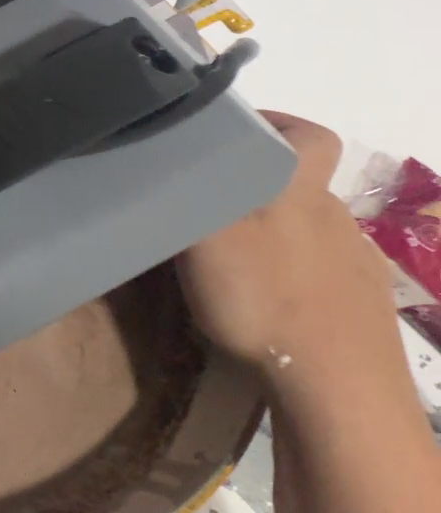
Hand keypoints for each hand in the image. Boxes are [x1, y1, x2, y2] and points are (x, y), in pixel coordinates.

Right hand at [179, 113, 440, 512]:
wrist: (336, 388)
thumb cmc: (263, 297)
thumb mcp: (204, 236)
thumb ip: (184, 192)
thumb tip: (154, 152)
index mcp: (299, 193)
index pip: (310, 136)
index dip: (277, 123)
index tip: (228, 131)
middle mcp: (335, 219)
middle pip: (297, 182)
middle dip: (252, 183)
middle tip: (197, 196)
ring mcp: (354, 264)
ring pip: (305, 227)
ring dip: (266, 229)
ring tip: (218, 250)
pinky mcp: (359, 304)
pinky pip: (316, 268)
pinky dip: (286, 269)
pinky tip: (258, 293)